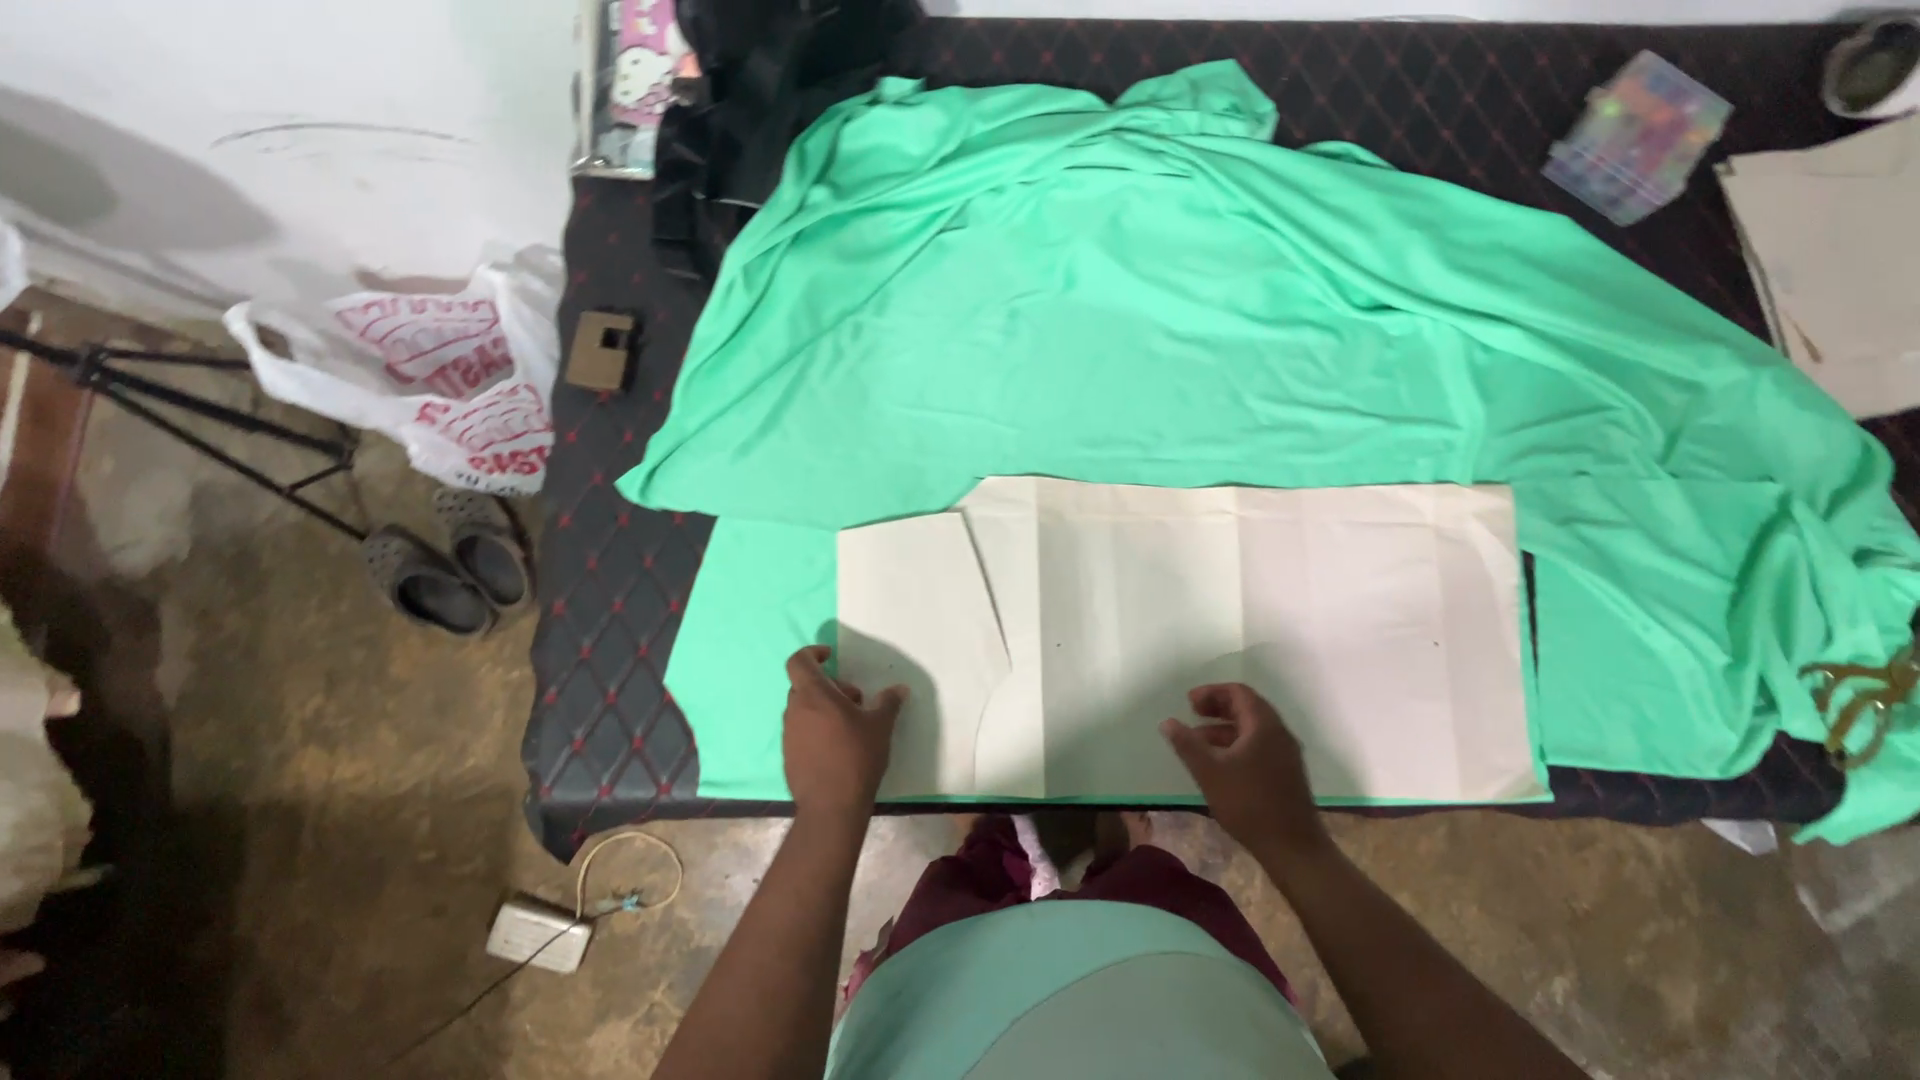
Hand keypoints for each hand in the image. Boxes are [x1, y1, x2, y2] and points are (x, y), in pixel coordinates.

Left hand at [782, 645, 905, 826]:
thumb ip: (888, 702)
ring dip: (824, 708)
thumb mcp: (881, 726)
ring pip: (804, 709)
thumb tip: (899, 689)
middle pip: (805, 685)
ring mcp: (788, 734)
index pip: (799, 661)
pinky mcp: (789, 755)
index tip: (831, 656)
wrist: (832, 806)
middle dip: (830, 686)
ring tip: (851, 726)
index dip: (812, 653)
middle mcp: (795, 710)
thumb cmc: (857, 757)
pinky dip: (817, 729)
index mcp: (814, 695)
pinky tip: (838, 747)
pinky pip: (801, 731)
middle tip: (856, 700)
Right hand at [1161, 683, 1330, 863]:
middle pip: (1248, 708)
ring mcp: (1286, 754)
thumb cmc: (1249, 804)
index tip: (1189, 703)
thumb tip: (1168, 722)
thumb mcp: (1209, 772)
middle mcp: (1279, 734)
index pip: (1239, 693)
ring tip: (1199, 741)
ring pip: (1253, 729)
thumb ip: (1187, 744)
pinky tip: (1220, 764)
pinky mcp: (1287, 773)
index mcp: (1264, 726)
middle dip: (1218, 707)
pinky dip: (1237, 744)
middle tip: (1193, 713)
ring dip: (1225, 728)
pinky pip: (1260, 745)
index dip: (1212, 693)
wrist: (1293, 847)